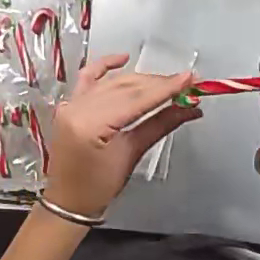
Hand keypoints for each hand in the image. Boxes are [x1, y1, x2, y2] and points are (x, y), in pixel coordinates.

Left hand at [43, 53, 200, 216]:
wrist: (68, 201)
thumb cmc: (97, 187)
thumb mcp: (131, 156)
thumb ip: (159, 125)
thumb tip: (188, 108)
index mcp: (90, 125)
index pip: (135, 99)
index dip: (165, 88)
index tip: (190, 79)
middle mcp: (77, 109)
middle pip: (125, 87)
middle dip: (158, 84)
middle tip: (187, 84)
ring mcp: (70, 105)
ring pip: (112, 83)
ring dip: (141, 79)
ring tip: (168, 81)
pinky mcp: (69, 106)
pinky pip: (87, 78)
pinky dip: (104, 66)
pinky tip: (123, 58)